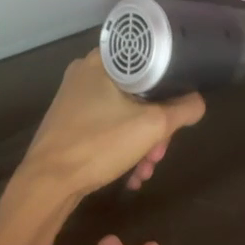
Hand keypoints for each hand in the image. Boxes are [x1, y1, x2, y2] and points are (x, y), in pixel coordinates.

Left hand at [19, 51, 205, 198]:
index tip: (176, 114)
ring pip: (124, 113)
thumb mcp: (152, 126)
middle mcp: (85, 73)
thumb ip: (182, 110)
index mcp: (101, 61)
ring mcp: (74, 99)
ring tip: (145, 171)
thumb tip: (197, 102)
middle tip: (159, 154)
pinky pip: (106, 126)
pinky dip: (122, 146)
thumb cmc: (98, 145)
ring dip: (141, 142)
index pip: (149, 60)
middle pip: (138, 92)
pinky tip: (131, 175)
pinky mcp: (69, 122)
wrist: (47, 183)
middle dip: (155, 127)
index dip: (170, 86)